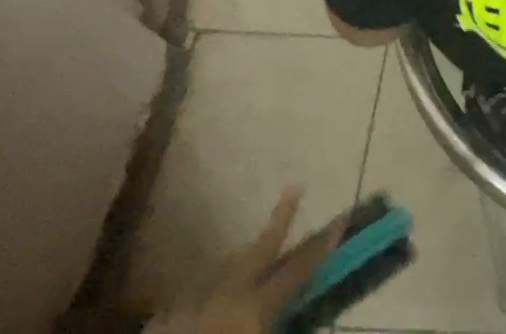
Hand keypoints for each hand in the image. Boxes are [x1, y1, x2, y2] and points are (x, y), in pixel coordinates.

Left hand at [151, 187, 345, 333]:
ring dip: (243, 257)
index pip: (297, 270)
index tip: (340, 219)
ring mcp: (193, 303)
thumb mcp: (262, 331)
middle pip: (259, 250)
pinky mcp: (166, 317)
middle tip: (294, 186)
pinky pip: (197, 296)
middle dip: (280, 217)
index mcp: (255, 306)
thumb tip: (298, 307)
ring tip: (253, 250)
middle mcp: (227, 295)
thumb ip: (282, 321)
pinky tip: (213, 299)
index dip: (320, 245)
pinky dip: (212, 291)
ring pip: (224, 269)